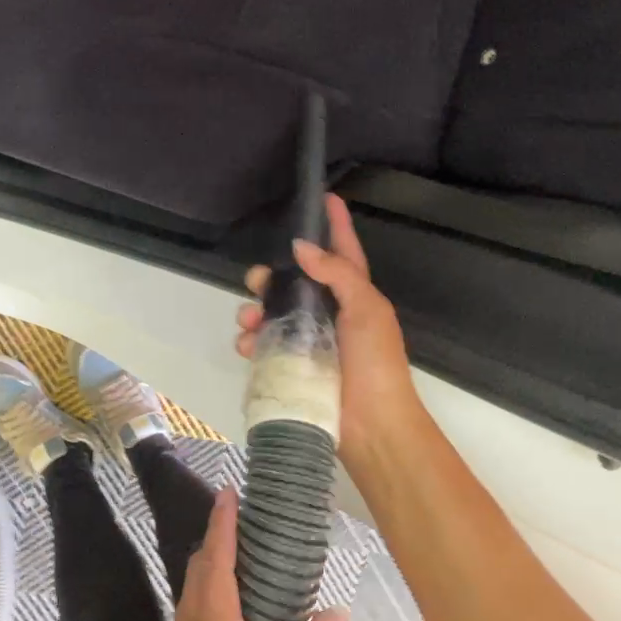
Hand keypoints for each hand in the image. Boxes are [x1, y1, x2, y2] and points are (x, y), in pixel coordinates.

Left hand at [159, 486, 348, 620]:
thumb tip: (335, 611)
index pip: (214, 573)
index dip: (221, 529)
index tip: (228, 493)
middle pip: (196, 579)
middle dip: (216, 541)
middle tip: (244, 517)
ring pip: (189, 600)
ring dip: (210, 569)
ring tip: (242, 554)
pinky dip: (207, 597)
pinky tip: (231, 612)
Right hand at [235, 193, 418, 462]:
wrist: (372, 425)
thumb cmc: (375, 362)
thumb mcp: (366, 308)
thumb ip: (337, 273)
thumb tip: (301, 246)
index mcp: (355, 295)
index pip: (343, 251)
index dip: (335, 224)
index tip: (324, 196)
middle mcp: (329, 314)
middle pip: (294, 281)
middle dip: (272, 275)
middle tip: (257, 279)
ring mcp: (308, 341)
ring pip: (271, 312)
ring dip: (254, 310)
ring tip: (248, 320)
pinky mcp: (290, 366)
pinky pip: (262, 345)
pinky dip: (249, 341)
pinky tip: (245, 344)